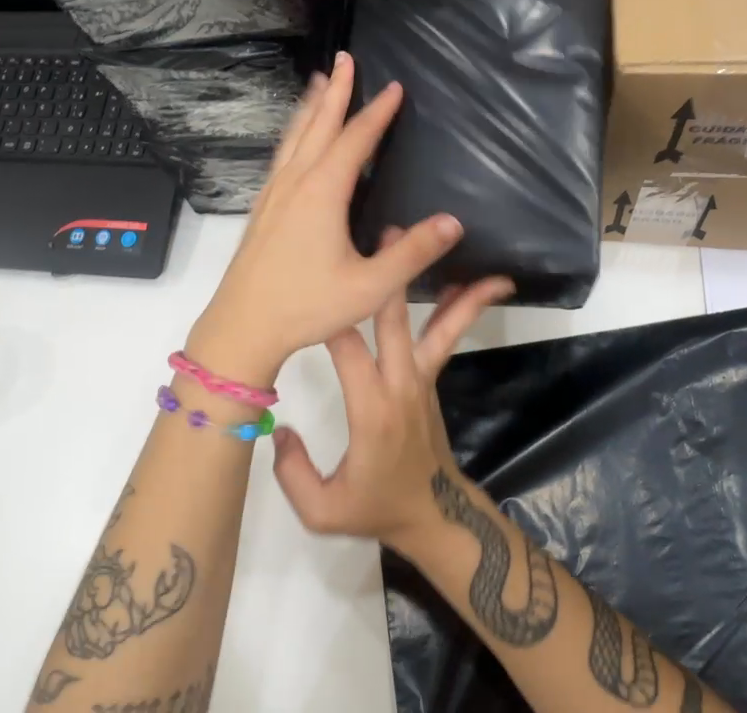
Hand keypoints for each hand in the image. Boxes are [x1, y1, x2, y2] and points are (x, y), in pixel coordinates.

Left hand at [186, 52, 466, 386]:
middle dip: (337, 90)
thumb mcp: (370, 285)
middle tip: (346, 58)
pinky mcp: (262, 208)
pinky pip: (282, 154)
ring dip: (311, 107)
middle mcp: (296, 182)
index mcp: (323, 192)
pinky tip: (295, 141)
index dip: (377, 112)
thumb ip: (413, 253)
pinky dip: (294, 133)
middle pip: (319, 124)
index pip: (356, 139)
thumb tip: (454, 222)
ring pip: (295, 136)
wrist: (243, 325)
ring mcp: (274, 193)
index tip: (395, 86)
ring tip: (320, 82)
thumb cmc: (307, 305)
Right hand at [271, 230, 512, 546]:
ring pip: (435, 327)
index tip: (317, 281)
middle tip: (387, 231)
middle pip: (394, 322)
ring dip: (439, 286)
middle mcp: (401, 386)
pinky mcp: (430, 380)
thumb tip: (276, 427)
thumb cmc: (376, 510)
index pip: (349, 351)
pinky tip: (470, 282)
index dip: (333, 316)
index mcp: (372, 411)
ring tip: (445, 245)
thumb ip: (293, 472)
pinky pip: (444, 338)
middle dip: (388, 277)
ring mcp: (421, 380)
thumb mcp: (322, 512)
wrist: (434, 515)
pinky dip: (459, 309)